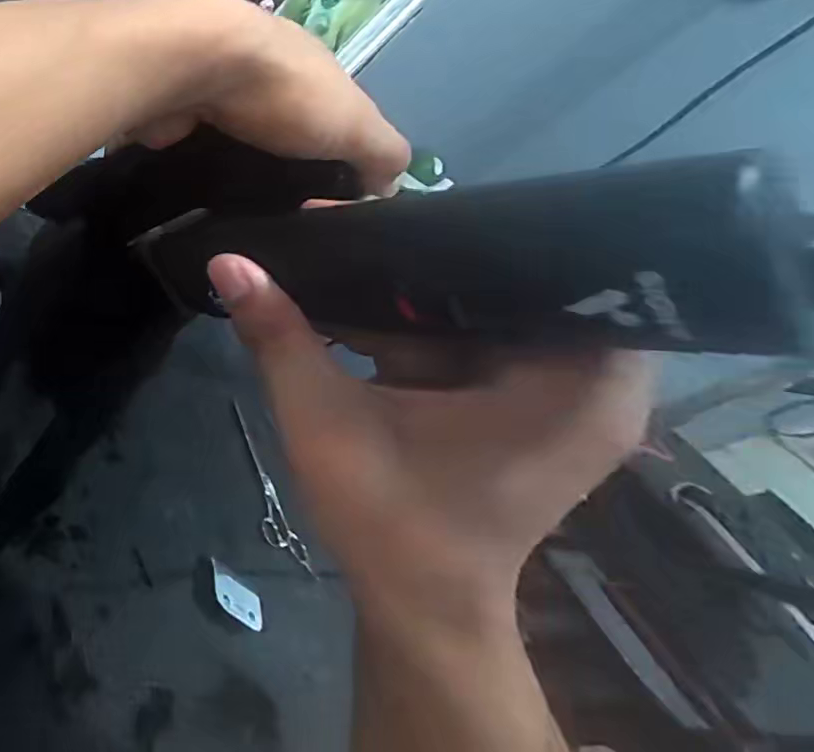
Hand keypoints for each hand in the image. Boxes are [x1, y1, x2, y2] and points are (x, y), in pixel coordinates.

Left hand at [109, 0, 409, 193]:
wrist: (190, 63)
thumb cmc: (283, 90)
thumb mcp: (355, 122)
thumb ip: (381, 151)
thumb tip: (388, 186)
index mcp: (307, 69)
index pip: (327, 120)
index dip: (330, 161)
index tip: (322, 206)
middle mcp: (257, 74)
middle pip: (274, 134)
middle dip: (278, 172)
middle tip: (278, 220)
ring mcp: (209, 88)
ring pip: (230, 144)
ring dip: (236, 174)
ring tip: (239, 219)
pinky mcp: (171, 110)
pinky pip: (191, 149)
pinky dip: (198, 171)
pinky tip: (201, 202)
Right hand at [209, 253, 651, 623]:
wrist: (417, 607)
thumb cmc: (389, 521)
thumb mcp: (324, 419)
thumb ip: (278, 335)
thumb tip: (226, 261)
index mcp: (569, 377)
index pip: (527, 260)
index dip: (449, 228)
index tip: (375, 206)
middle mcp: (588, 375)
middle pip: (501, 276)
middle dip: (420, 252)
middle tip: (347, 216)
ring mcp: (558, 389)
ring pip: (479, 303)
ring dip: (413, 284)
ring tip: (346, 240)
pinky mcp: (522, 399)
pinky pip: (470, 332)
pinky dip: (417, 319)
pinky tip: (364, 292)